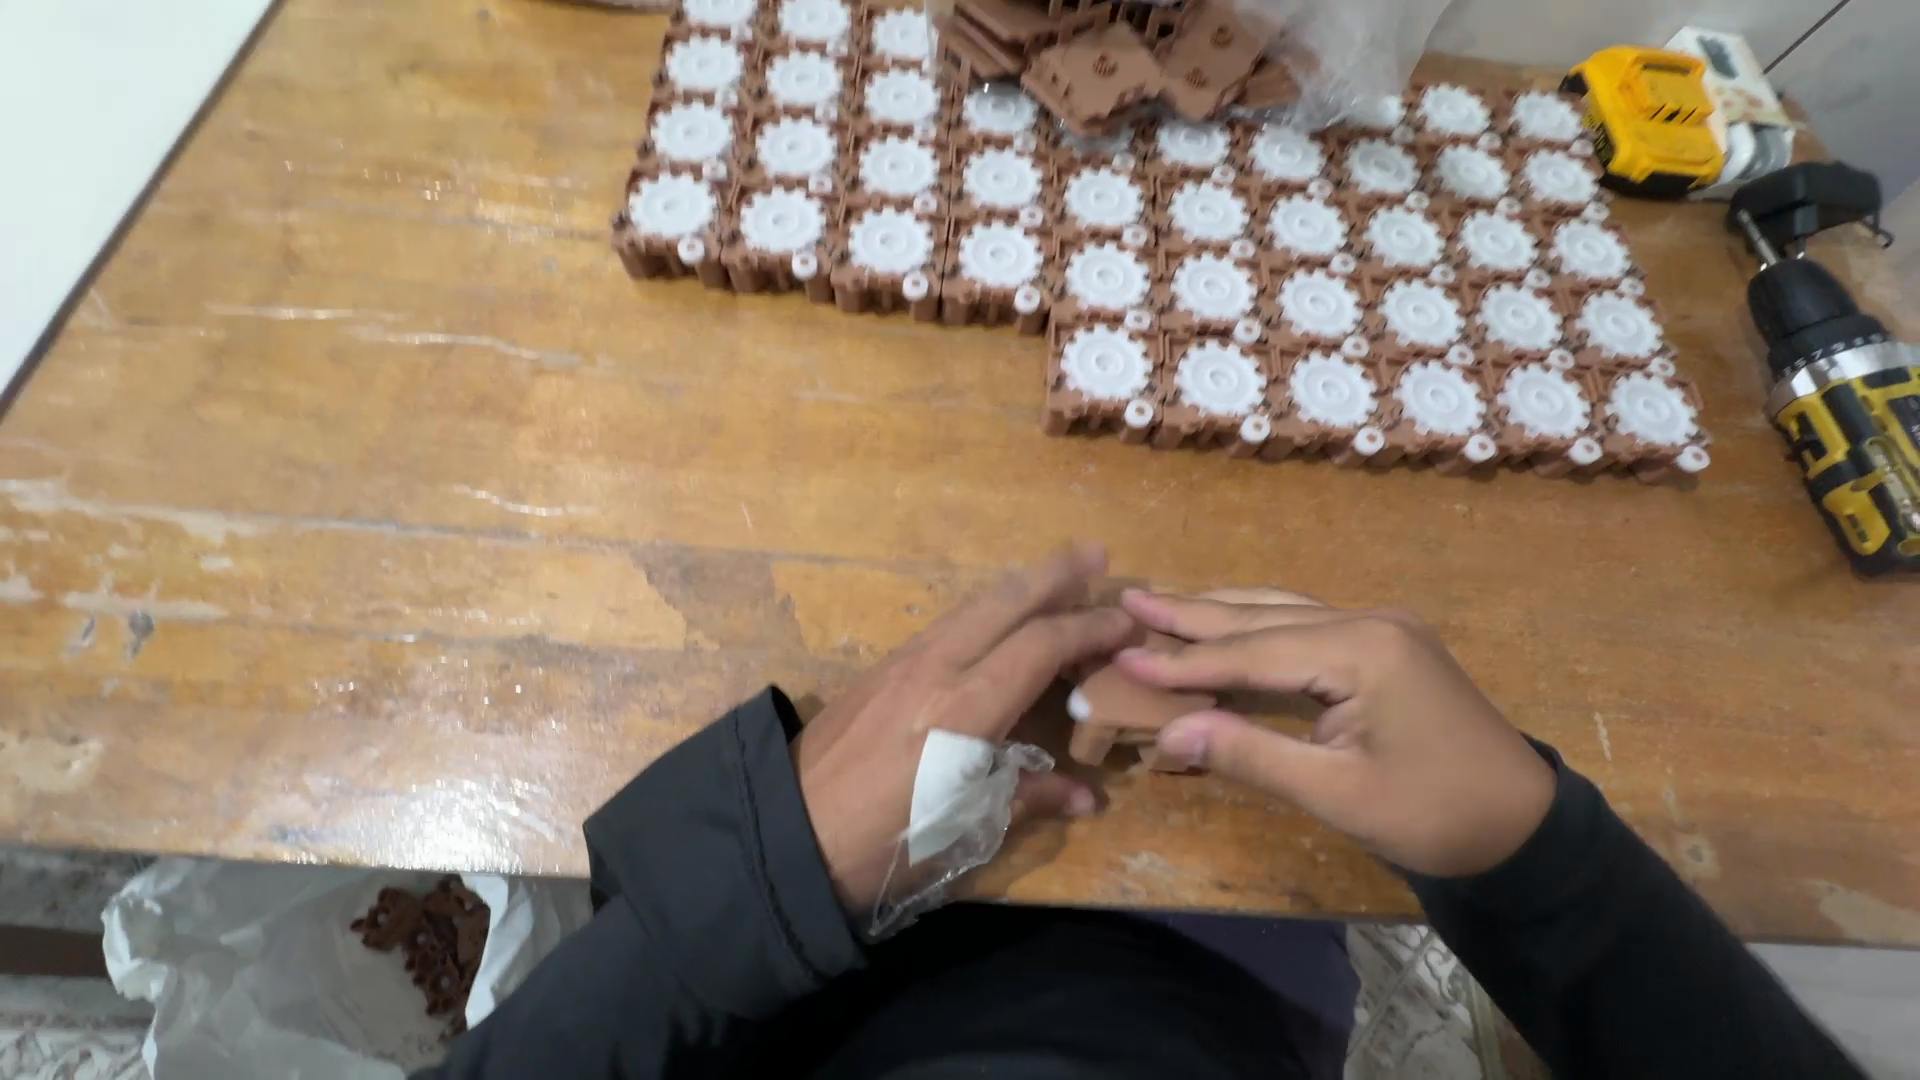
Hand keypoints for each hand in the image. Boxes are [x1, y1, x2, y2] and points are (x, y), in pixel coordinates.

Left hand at [792, 545, 1134, 912]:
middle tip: (1097, 555)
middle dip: (1055, 574)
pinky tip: (998, 618)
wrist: (785, 835)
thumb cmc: (881, 845)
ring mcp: (903, 661)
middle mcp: (935, 668)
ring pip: (972, 606)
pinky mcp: (882, 667)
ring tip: (1056, 577)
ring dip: (1019, 586)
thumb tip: (1086, 795)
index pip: (1038, 647)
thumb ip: (1027, 798)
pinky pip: (947, 623)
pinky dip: (985, 610)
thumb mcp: (961, 832)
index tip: (1125, 621)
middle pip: (1004, 602)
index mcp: (962, 710)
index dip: (1087, 628)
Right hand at [1114, 588, 1554, 877]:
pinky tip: (1225, 619)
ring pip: (1279, 610)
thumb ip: (1248, 754)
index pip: (1251, 652)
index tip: (1122, 657)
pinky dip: (1253, 624)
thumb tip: (1166, 735)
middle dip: (1191, 613)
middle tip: (1132, 598)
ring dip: (1219, 610)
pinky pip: (1301, 622)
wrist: (1525, 831)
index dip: (1184, 660)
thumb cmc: (1434, 817)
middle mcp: (1367, 621)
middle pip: (1260, 616)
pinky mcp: (1381, 642)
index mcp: (1362, 650)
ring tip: (1163, 602)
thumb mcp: (1336, 794)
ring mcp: (1378, 627)